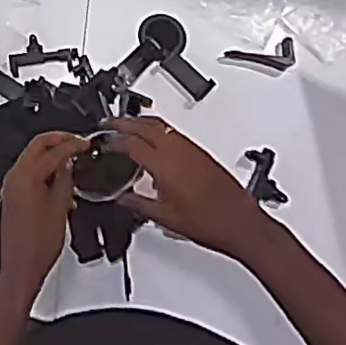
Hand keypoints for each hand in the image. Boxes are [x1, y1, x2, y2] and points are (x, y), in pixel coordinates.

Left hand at [0, 131, 85, 305]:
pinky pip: (27, 171)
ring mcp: (11, 185)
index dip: (71, 144)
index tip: (84, 144)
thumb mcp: (60, 208)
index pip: (51, 150)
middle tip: (77, 142)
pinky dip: (43, 167)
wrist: (20, 267)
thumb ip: (64, 180)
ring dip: (50, 153)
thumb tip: (67, 165)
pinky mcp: (11, 194)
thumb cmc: (37, 245)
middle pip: (36, 145)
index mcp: (26, 176)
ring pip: (31, 156)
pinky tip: (58, 177)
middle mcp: (14, 176)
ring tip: (71, 158)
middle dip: (58, 140)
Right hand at [108, 116, 274, 258]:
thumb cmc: (211, 222)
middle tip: (108, 123)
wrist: (241, 223)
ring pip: (159, 124)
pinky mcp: (200, 151)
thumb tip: (123, 199)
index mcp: (164, 165)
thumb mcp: (166, 218)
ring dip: (139, 121)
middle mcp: (177, 151)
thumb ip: (139, 205)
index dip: (113, 140)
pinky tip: (153, 138)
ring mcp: (190, 148)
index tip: (103, 140)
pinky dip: (156, 128)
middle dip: (122, 121)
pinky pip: (172, 131)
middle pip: (143, 125)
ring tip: (126, 125)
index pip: (131, 143)